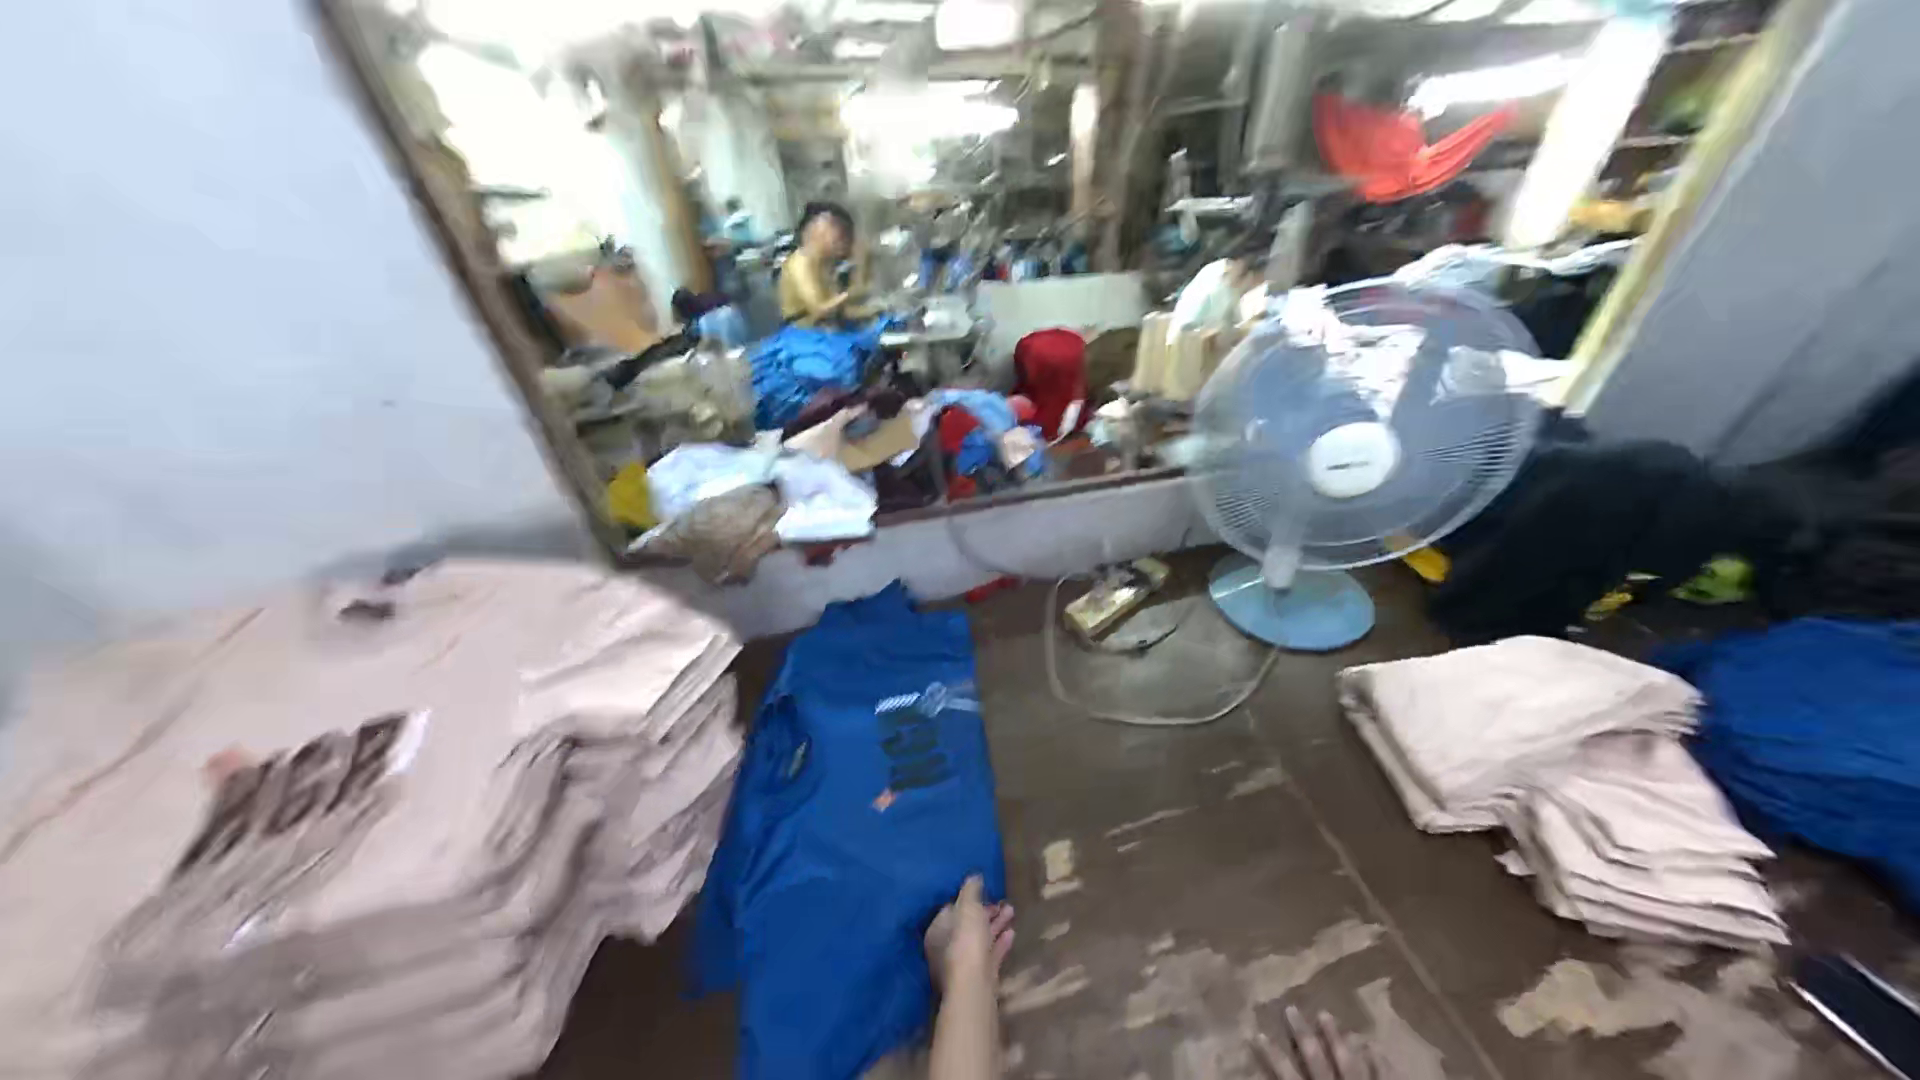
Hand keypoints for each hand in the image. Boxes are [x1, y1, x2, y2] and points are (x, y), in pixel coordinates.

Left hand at [924, 876, 1014, 991]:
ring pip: (980, 939)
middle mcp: (946, 947)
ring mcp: (963, 964)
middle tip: (1002, 901)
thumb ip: (971, 889)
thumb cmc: (966, 940)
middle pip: (968, 924)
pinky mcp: (979, 977)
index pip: (952, 908)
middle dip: (986, 911)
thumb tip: (973, 876)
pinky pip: (990, 955)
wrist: (974, 986)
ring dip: (996, 924)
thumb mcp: (968, 906)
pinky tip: (1012, 933)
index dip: (969, 898)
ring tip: (1012, 911)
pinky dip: (1000, 943)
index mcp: (938, 929)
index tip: (985, 891)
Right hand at [1251, 1006, 1374, 1079]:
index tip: (1257, 1033)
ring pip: (1348, 1063)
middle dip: (1302, 1034)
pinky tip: (1373, 1047)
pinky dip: (1380, 1064)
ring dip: (1336, 1038)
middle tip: (1291, 1008)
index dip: (1272, 1056)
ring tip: (1325, 1014)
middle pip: (1316, 1060)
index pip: (1288, 1076)